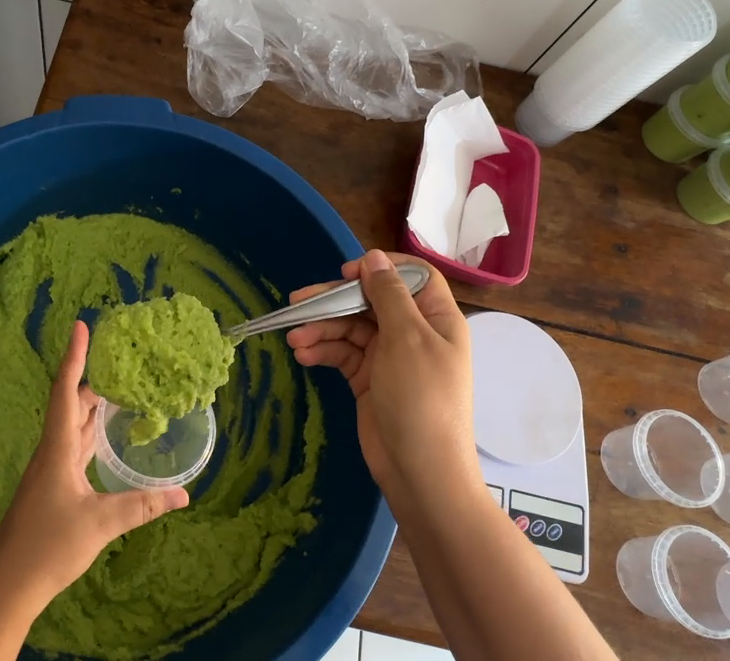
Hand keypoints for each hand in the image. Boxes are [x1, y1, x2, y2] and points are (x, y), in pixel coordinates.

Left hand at [0, 320, 189, 608]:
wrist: (8, 585)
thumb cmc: (48, 546)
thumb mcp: (101, 524)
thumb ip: (142, 506)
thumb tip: (184, 494)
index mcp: (57, 448)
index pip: (65, 391)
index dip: (75, 357)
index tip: (81, 326)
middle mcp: (51, 451)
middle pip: (70, 404)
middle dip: (91, 377)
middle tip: (117, 356)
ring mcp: (50, 470)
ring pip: (72, 426)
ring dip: (91, 405)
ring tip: (117, 386)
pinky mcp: (52, 487)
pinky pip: (74, 446)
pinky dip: (90, 432)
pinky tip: (105, 437)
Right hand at [286, 250, 480, 508]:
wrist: (421, 472)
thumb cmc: (422, 399)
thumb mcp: (407, 339)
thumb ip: (388, 295)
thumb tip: (373, 257)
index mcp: (435, 318)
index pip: (411, 276)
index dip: (380, 268)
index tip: (348, 274)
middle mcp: (414, 332)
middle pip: (371, 300)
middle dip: (335, 301)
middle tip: (298, 301)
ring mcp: (390, 356)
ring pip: (351, 327)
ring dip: (322, 328)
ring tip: (294, 338)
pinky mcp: (369, 379)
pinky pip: (342, 353)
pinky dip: (323, 351)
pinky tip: (302, 355)